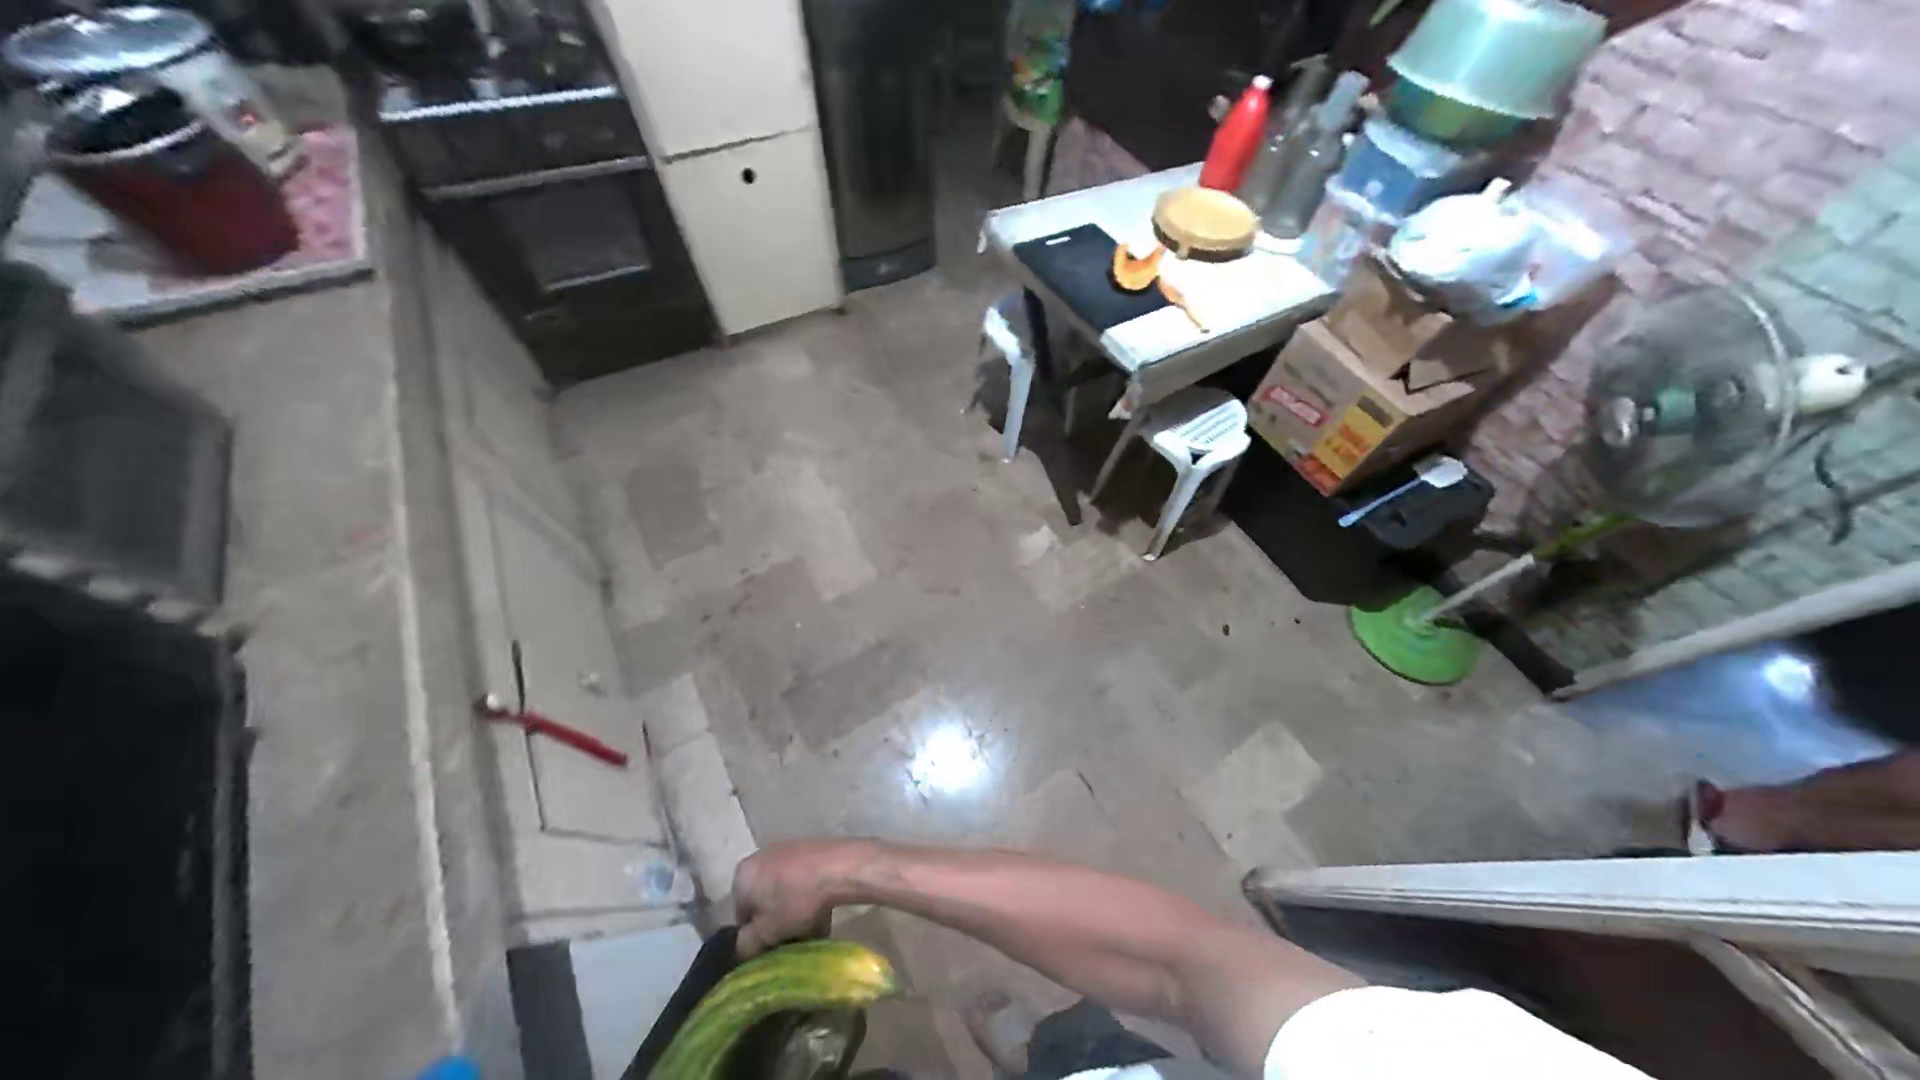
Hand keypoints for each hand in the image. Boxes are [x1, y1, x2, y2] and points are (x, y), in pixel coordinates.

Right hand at [732, 838, 874, 957]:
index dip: (757, 937)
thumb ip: (746, 946)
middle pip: (764, 903)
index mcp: (742, 876)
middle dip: (778, 923)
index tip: (775, 945)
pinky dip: (808, 896)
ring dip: (795, 912)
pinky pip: (801, 880)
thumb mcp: (766, 934)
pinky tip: (823, 910)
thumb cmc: (797, 900)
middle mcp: (759, 858)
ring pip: (785, 893)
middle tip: (795, 938)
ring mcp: (785, 850)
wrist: (839, 867)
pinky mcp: (807, 848)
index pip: (742, 917)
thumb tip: (743, 948)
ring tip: (813, 928)